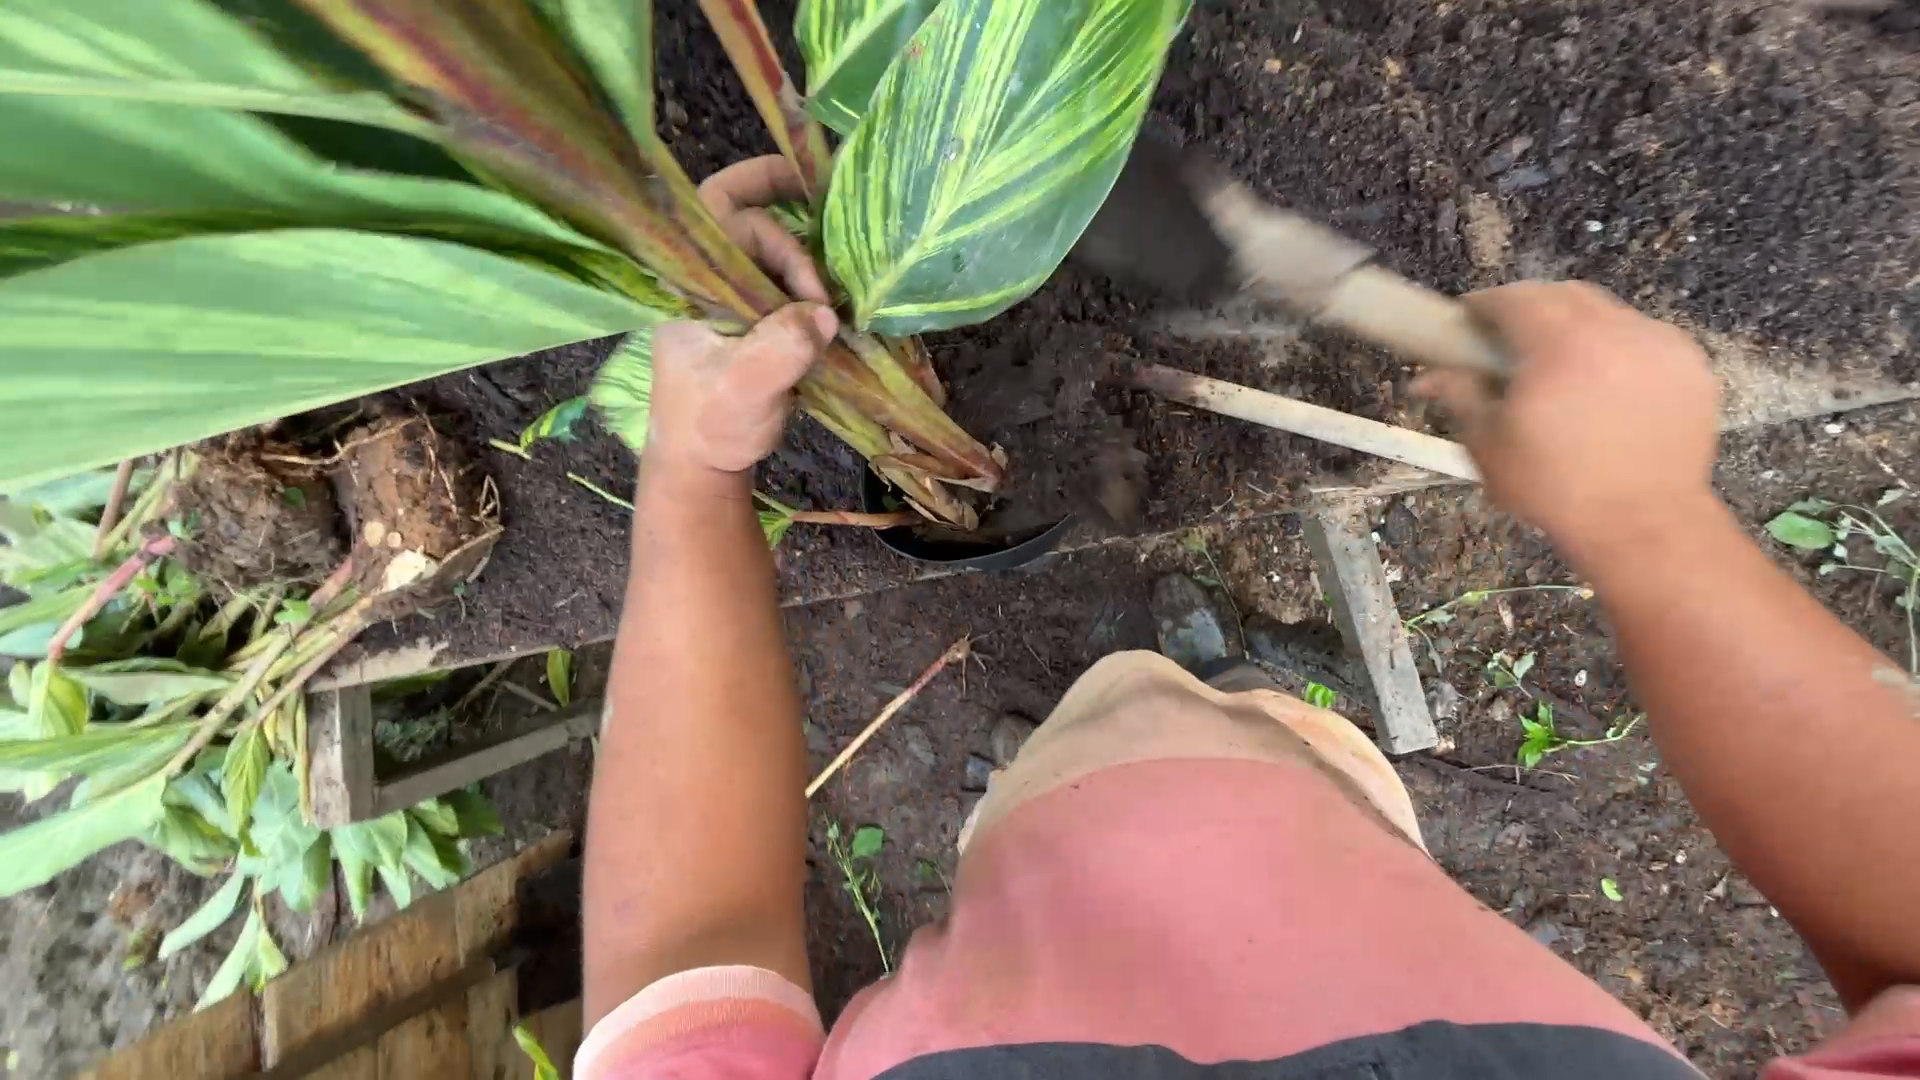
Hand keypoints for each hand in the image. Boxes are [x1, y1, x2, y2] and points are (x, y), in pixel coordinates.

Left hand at [646, 158, 837, 487]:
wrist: (705, 466)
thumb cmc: (710, 426)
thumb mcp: (743, 390)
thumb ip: (779, 350)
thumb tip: (825, 315)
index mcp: (693, 283)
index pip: (721, 208)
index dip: (761, 184)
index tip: (808, 185)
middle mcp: (712, 282)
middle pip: (762, 233)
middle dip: (801, 257)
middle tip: (825, 303)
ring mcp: (736, 304)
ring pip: (782, 265)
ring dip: (814, 281)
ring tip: (835, 319)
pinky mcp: (757, 326)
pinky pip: (792, 295)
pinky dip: (817, 302)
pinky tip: (835, 324)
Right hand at [1415, 282, 1720, 559]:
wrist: (1640, 521)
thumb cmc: (1550, 486)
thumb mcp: (1487, 444)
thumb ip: (1459, 396)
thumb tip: (1424, 379)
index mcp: (1559, 349)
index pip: (1517, 298)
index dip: (1485, 303)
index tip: (1464, 318)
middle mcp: (1616, 333)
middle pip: (1564, 294)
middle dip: (1528, 306)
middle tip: (1501, 339)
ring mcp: (1662, 347)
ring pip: (1606, 311)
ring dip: (1570, 324)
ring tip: (1551, 363)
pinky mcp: (1691, 366)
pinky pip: (1641, 337)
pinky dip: (1610, 345)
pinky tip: (1595, 383)